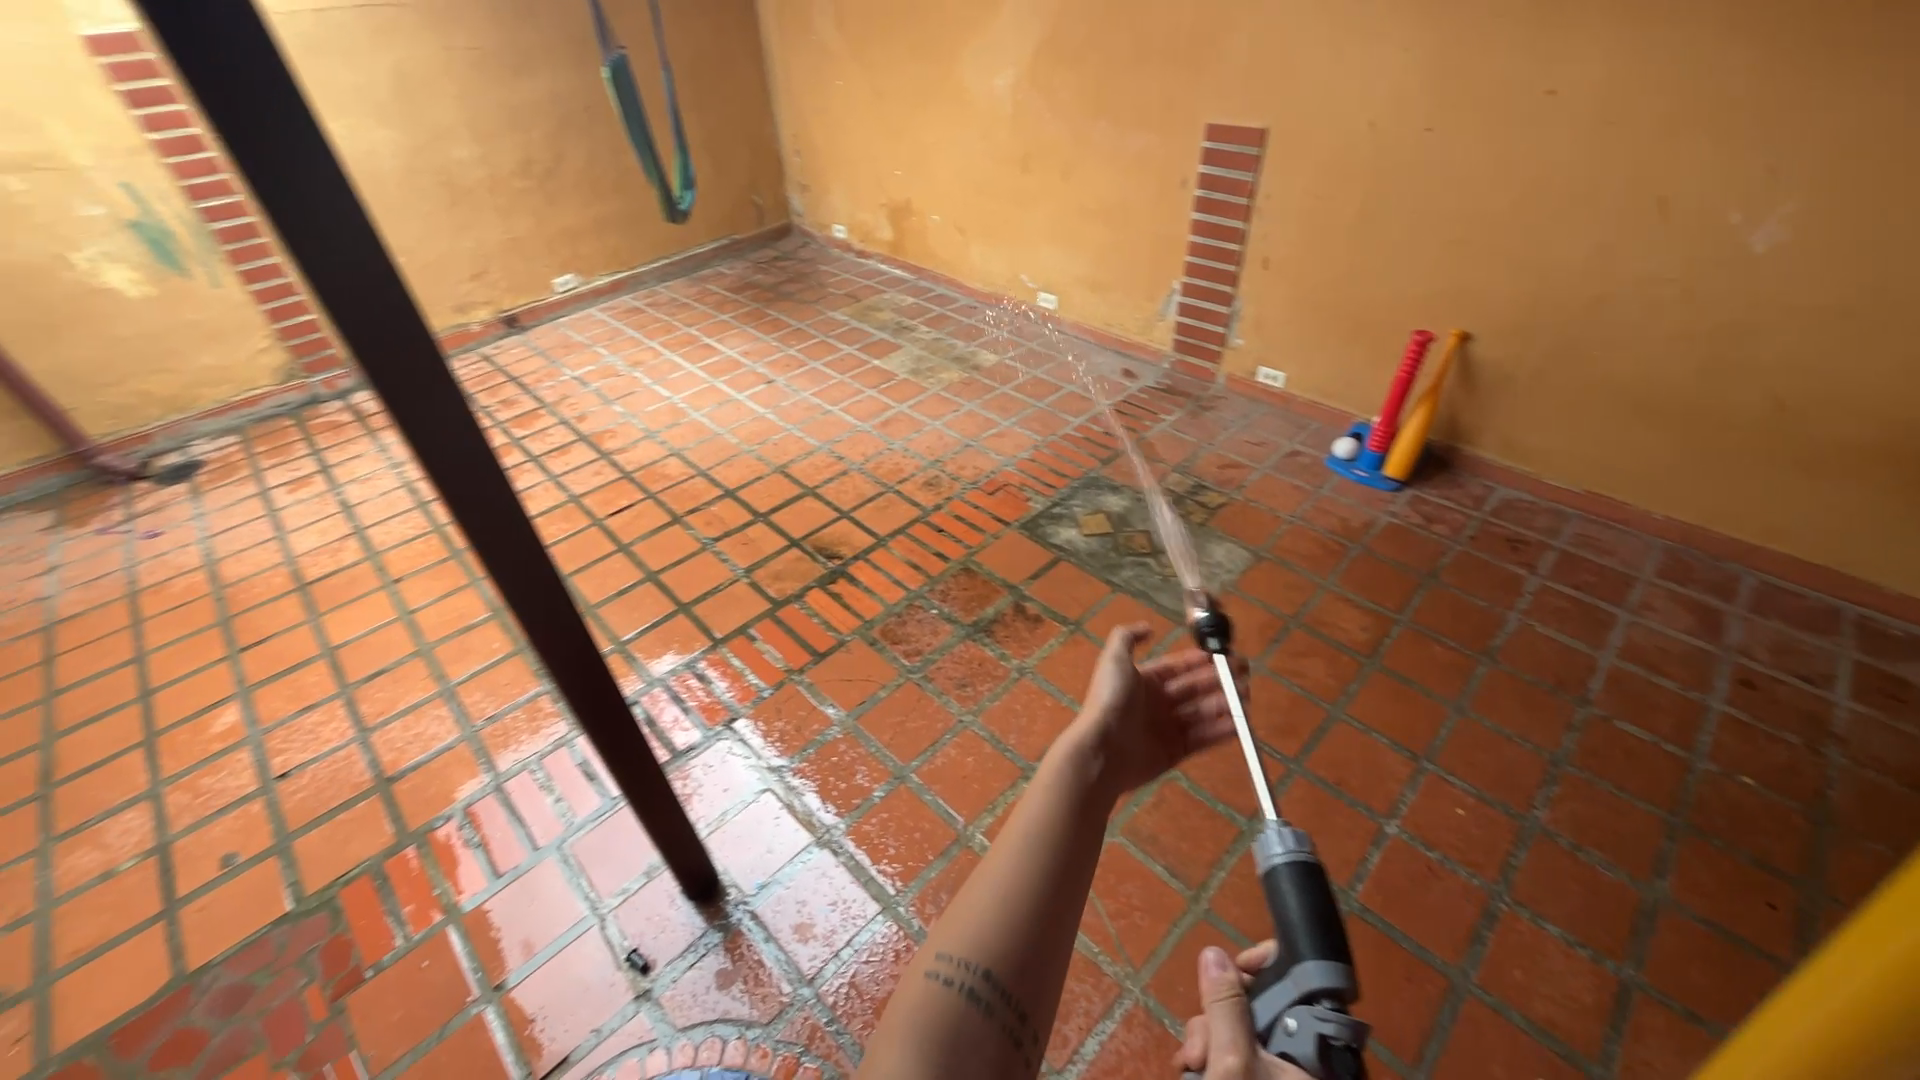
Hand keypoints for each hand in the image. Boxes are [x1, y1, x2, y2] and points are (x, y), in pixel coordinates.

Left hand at [1067, 622, 1249, 797]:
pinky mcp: (1174, 752)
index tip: (1225, 655)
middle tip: (1244, 676)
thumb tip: (1148, 626)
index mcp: (1145, 680)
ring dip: (1224, 704)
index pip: (1178, 667)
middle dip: (1219, 681)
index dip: (1201, 661)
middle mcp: (1156, 703)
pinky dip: (1221, 730)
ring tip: (1246, 698)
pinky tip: (1239, 724)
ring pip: (1202, 713)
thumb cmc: (1111, 700)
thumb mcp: (1114, 660)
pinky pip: (1202, 738)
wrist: (1102, 749)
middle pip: (1194, 689)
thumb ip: (1127, 637)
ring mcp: (1166, 728)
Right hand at [1176, 943, 1310, 1078]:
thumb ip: (1225, 1006)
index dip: (1263, 965)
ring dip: (1205, 1040)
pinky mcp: (1251, 1074)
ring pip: (1232, 1026)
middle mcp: (1293, 1050)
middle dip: (1215, 1017)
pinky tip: (1194, 1067)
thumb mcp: (1232, 1059)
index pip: (1293, 985)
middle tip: (1201, 1044)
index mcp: (1308, 1044)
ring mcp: (1271, 1065)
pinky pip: (1226, 1048)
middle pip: (1250, 1006)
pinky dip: (1207, 1054)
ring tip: (1194, 1062)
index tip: (1237, 963)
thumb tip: (1213, 953)